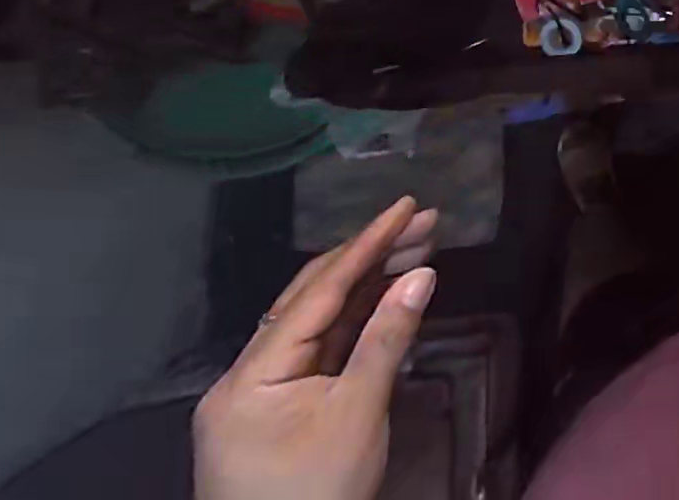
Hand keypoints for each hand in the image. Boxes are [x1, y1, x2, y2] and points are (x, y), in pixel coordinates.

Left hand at [194, 197, 438, 499]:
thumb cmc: (316, 488)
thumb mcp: (358, 410)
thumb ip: (388, 337)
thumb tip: (423, 273)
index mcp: (251, 376)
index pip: (318, 292)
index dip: (367, 244)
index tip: (408, 206)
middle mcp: (252, 372)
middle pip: (316, 295)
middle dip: (372, 253)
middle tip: (426, 220)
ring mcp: (270, 385)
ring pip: (325, 314)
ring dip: (373, 278)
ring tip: (422, 244)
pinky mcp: (292, 397)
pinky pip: (330, 339)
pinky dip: (366, 310)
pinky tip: (396, 288)